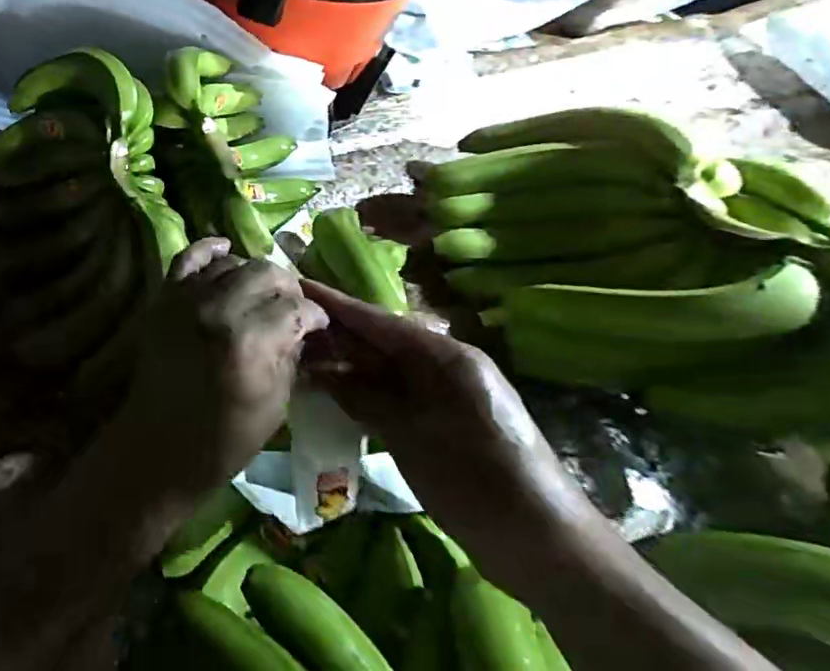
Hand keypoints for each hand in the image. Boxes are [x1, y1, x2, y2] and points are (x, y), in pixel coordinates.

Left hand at [114, 238, 326, 496]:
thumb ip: (290, 354)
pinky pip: (189, 256)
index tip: (318, 324)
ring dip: (254, 273)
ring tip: (262, 292)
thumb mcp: (275, 404)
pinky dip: (210, 249)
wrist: (158, 447)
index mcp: (250, 342)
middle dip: (288, 288)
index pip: (295, 307)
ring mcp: (187, 299)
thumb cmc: (223, 438)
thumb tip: (302, 326)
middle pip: (267, 273)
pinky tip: (226, 250)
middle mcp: (219, 309)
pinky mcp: (165, 297)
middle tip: (292, 306)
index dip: (314, 315)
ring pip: (233, 262)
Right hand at [300, 281, 573, 544]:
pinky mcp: (442, 423)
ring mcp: (444, 395)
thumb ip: (366, 399)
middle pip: (380, 342)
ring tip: (298, 358)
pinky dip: (365, 396)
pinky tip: (334, 398)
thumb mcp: (414, 436)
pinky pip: (395, 398)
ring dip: (347, 367)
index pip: (378, 320)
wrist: (544, 544)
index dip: (335, 303)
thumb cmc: (479, 479)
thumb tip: (322, 371)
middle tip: (285, 326)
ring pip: (385, 371)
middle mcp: (444, 366)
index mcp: (445, 355)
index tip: (296, 284)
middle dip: (336, 334)